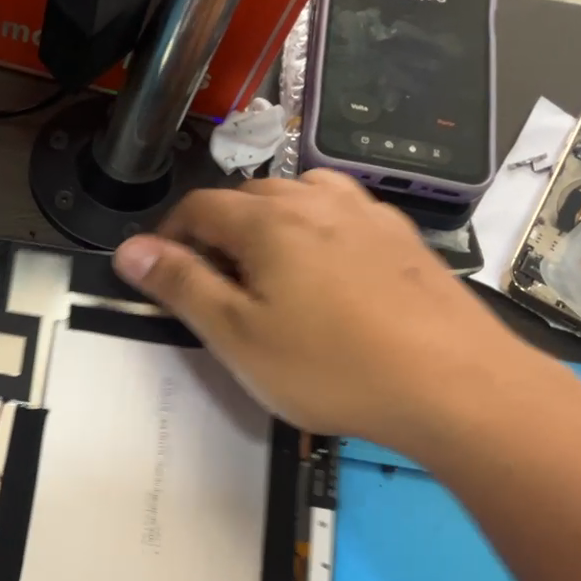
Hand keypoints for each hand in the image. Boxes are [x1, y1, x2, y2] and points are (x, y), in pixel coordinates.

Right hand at [111, 172, 564, 458]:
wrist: (451, 384)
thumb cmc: (327, 366)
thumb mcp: (235, 335)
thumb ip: (180, 287)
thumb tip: (129, 249)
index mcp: (269, 221)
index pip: (198, 207)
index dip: (167, 237)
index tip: (159, 276)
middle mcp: (318, 202)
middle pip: (248, 196)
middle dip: (214, 229)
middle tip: (207, 284)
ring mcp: (368, 215)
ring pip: (300, 197)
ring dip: (266, 222)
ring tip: (261, 271)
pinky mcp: (402, 239)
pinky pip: (342, 215)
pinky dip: (313, 230)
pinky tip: (322, 273)